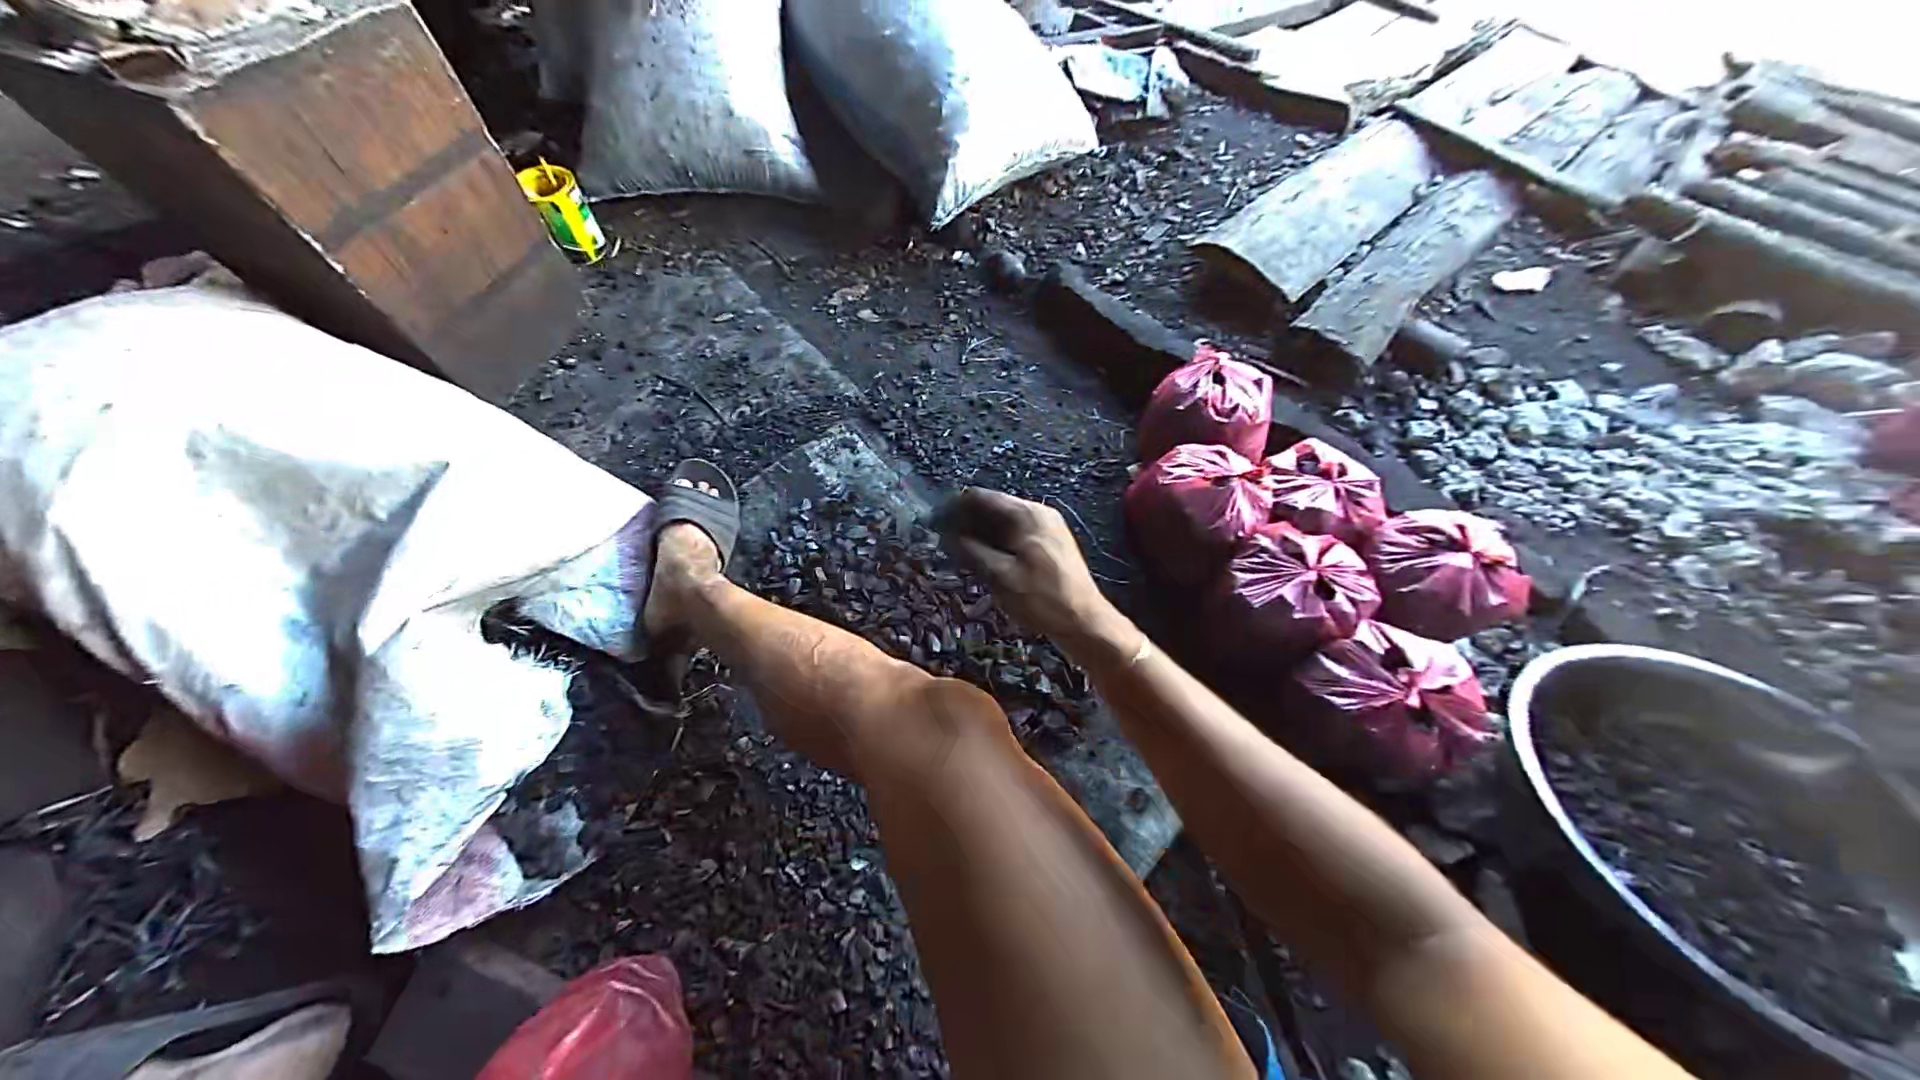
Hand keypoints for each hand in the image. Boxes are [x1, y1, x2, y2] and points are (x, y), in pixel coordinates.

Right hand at [935, 488, 1122, 650]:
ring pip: (1004, 522)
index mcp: (1026, 514)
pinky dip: (998, 542)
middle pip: (993, 507)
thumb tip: (947, 534)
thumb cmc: (1042, 599)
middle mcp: (1039, 513)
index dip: (953, 508)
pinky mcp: (1051, 544)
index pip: (980, 497)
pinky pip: (1016, 534)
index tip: (933, 524)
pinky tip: (984, 560)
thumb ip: (970, 550)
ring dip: (981, 533)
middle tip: (943, 541)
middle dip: (966, 522)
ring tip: (959, 553)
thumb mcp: (999, 576)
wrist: (1085, 622)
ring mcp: (1048, 528)